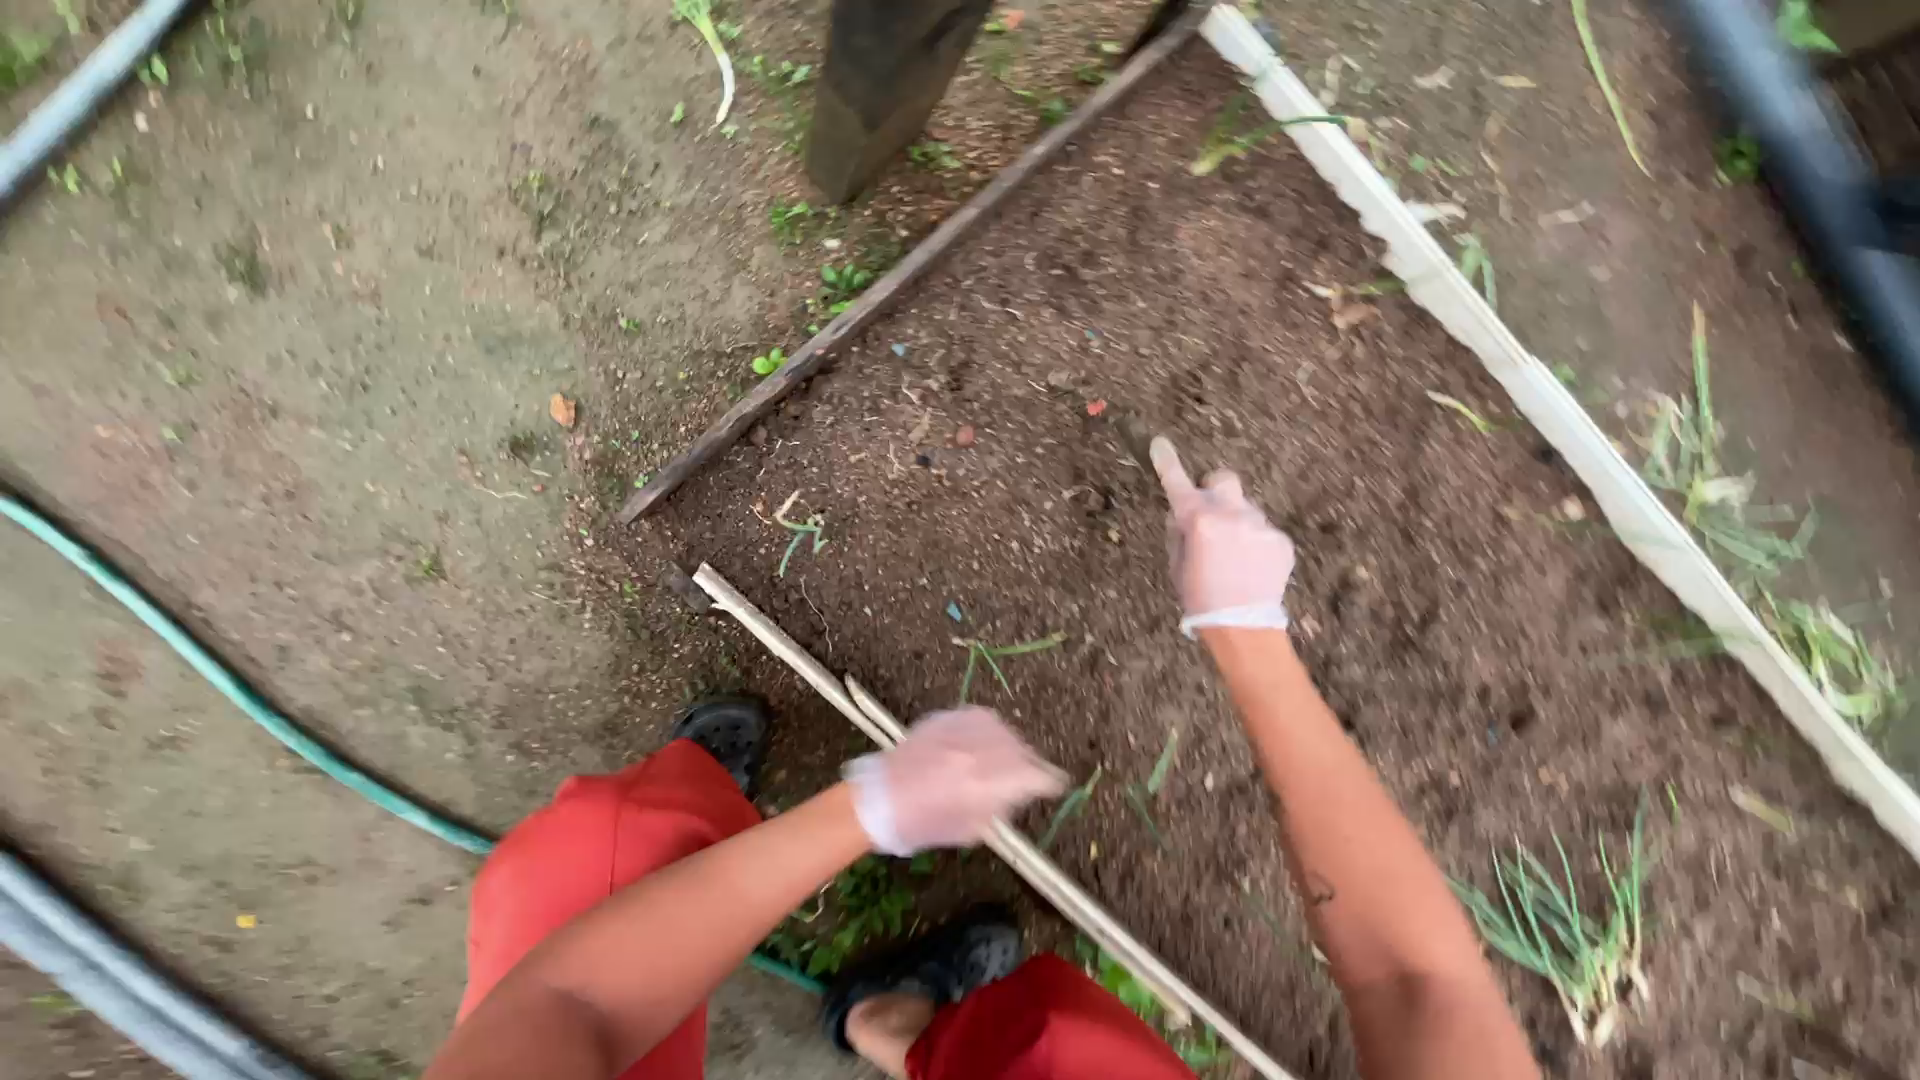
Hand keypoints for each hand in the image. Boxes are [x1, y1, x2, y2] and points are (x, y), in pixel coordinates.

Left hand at [844, 707, 1066, 855]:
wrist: (879, 798)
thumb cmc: (923, 824)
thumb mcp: (971, 828)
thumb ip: (1000, 806)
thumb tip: (1019, 793)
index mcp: (983, 782)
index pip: (1031, 774)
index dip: (1049, 780)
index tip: (1055, 784)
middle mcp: (975, 751)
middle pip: (1020, 748)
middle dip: (1030, 762)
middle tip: (1031, 774)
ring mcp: (959, 730)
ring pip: (1003, 729)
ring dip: (1012, 743)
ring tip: (1008, 757)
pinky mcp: (945, 719)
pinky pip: (979, 717)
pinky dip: (990, 729)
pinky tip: (987, 741)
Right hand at [1150, 436, 1296, 635]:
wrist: (1243, 627)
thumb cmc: (1200, 598)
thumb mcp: (1176, 564)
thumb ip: (1179, 531)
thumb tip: (1183, 513)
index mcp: (1198, 520)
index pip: (1177, 482)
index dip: (1166, 461)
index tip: (1159, 443)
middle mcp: (1231, 513)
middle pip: (1223, 479)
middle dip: (1214, 491)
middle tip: (1210, 516)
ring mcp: (1259, 525)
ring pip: (1245, 509)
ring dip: (1236, 523)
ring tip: (1233, 558)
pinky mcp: (1280, 540)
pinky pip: (1262, 531)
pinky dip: (1254, 543)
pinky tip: (1250, 568)